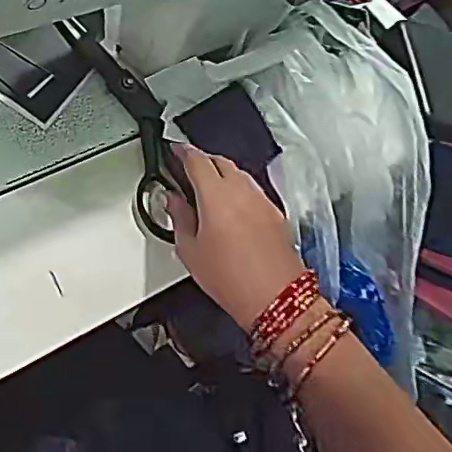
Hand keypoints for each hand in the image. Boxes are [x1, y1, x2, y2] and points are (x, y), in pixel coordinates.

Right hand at [164, 144, 306, 328]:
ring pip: (239, 174)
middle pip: (220, 161)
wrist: (277, 301)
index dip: (182, 151)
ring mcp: (263, 202)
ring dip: (222, 173)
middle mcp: (242, 193)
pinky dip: (238, 189)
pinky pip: (253, 190)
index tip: (175, 150)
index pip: (197, 160)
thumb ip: (178, 217)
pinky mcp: (277, 215)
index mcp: (216, 196)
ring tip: (207, 187)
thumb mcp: (189, 250)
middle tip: (187, 168)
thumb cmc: (232, 280)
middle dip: (202, 160)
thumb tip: (173, 200)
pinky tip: (230, 205)